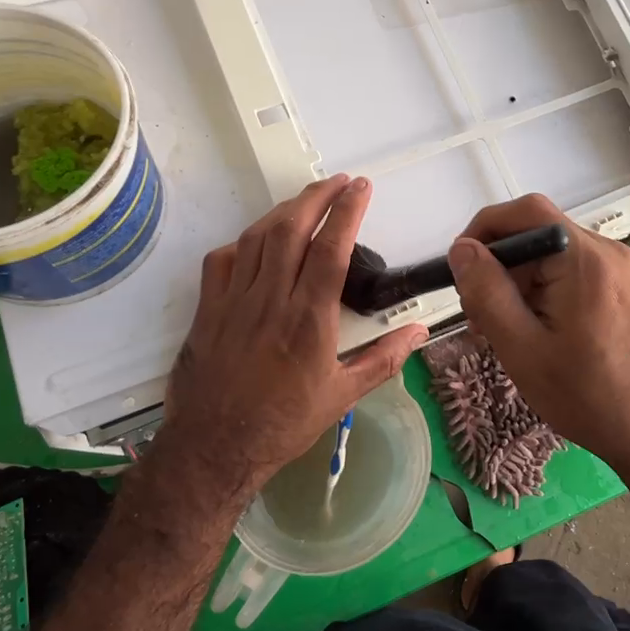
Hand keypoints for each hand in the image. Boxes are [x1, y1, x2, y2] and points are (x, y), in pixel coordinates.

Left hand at [160, 175, 425, 496]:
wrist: (213, 449)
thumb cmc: (283, 424)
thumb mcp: (343, 396)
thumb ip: (384, 358)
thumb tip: (422, 332)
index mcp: (308, 320)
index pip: (330, 250)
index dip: (347, 212)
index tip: (361, 187)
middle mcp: (270, 301)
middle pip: (291, 230)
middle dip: (317, 196)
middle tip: (339, 181)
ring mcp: (233, 302)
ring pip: (257, 238)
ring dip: (284, 210)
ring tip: (307, 199)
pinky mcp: (207, 310)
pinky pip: (222, 260)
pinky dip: (244, 241)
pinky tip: (259, 239)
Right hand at [446, 194, 629, 485]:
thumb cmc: (589, 397)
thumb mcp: (523, 349)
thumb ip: (487, 293)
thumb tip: (462, 250)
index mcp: (585, 259)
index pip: (527, 213)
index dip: (484, 230)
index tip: (460, 270)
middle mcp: (609, 253)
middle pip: (541, 236)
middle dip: (502, 268)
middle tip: (480, 318)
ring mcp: (624, 271)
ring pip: (557, 258)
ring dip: (523, 285)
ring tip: (508, 334)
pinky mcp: (629, 290)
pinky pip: (578, 275)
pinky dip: (549, 293)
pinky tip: (541, 334)